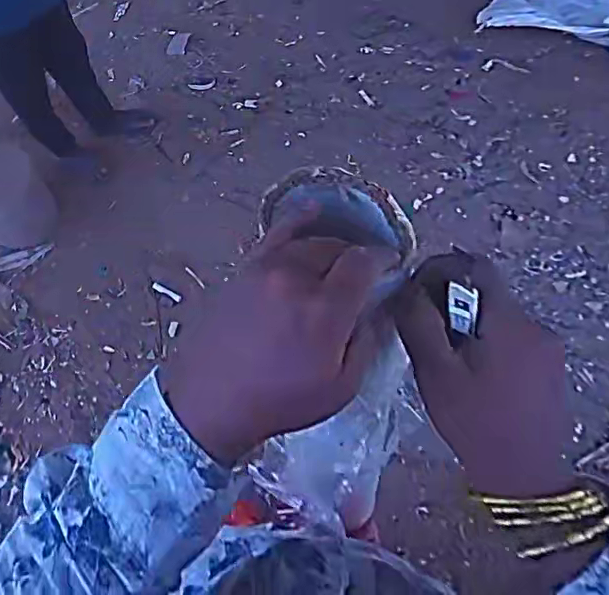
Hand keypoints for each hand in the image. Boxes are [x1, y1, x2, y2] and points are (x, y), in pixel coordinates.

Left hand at [158, 205, 386, 464]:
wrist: (215, 394)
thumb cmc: (280, 398)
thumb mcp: (341, 386)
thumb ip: (365, 340)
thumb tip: (374, 308)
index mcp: (323, 309)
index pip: (362, 264)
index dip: (383, 260)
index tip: (392, 264)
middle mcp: (294, 278)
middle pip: (336, 249)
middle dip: (356, 257)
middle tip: (366, 273)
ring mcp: (265, 268)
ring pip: (308, 242)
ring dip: (330, 247)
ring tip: (341, 259)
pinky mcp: (246, 267)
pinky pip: (276, 234)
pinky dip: (296, 220)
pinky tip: (312, 210)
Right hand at [388, 252, 574, 496]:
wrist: (528, 480)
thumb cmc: (476, 422)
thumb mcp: (434, 368)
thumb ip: (418, 318)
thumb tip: (405, 284)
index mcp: (510, 321)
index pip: (474, 265)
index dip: (439, 268)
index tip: (414, 292)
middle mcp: (536, 326)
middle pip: (483, 288)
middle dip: (448, 297)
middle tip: (422, 326)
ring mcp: (547, 348)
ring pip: (493, 311)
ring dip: (463, 319)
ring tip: (442, 352)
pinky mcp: (549, 366)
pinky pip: (507, 333)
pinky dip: (482, 337)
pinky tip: (467, 369)